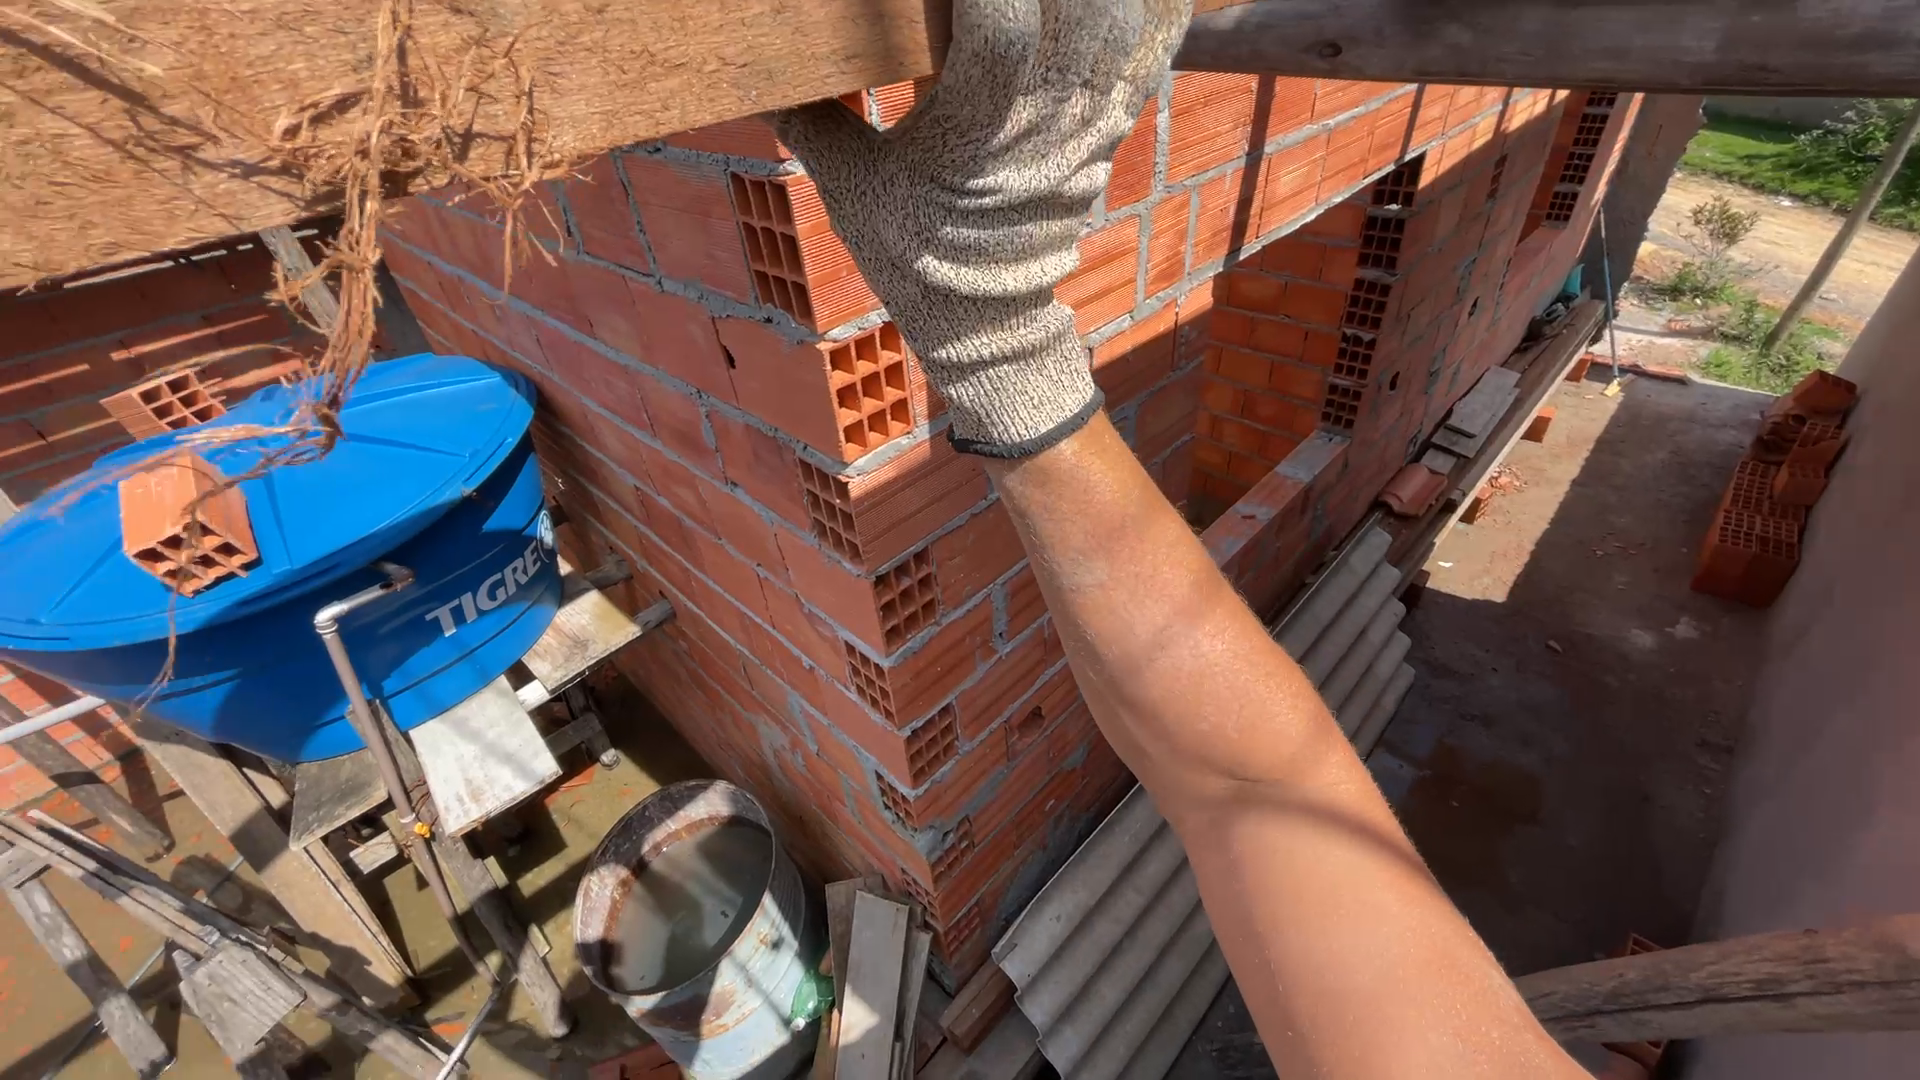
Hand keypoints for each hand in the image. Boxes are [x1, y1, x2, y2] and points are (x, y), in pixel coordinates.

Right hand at [774, 0, 1191, 456]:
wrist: (985, 323)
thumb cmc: (916, 262)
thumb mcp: (855, 192)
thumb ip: (810, 119)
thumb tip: (753, 71)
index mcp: (978, 131)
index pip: (1000, 18)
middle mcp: (1046, 122)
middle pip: (1079, 4)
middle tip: (978, 2)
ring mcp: (1089, 127)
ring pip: (1120, 15)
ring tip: (1032, 2)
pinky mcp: (1108, 133)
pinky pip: (1146, 52)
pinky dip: (1131, 12)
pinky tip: (1091, 9)